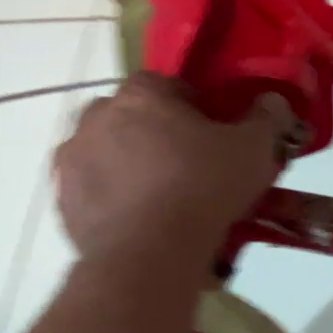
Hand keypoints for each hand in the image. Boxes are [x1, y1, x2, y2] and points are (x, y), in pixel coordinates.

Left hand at [54, 73, 293, 265]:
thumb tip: (271, 101)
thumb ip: (267, 116)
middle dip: (156, 128)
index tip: (214, 125)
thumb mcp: (257, 145)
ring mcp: (71, 161)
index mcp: (141, 98)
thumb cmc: (207, 184)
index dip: (191, 100)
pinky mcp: (62, 201)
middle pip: (129, 113)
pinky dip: (117, 193)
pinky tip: (149, 214)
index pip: (162, 82)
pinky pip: (95, 186)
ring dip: (132, 160)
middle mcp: (95, 120)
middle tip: (191, 155)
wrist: (151, 251)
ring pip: (107, 149)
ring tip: (169, 189)